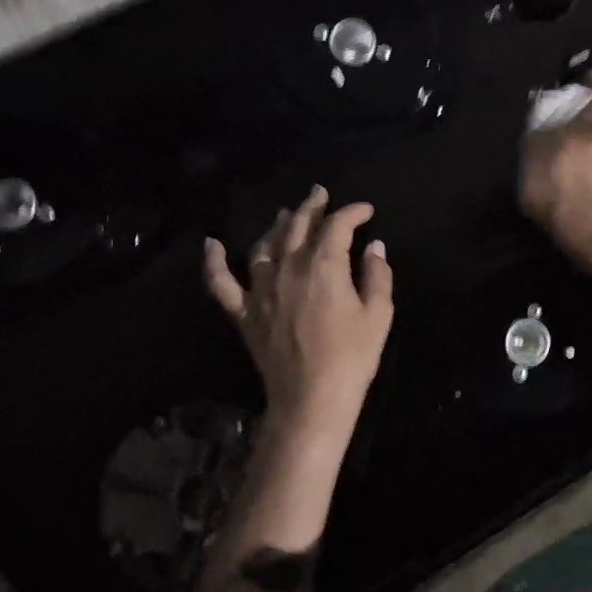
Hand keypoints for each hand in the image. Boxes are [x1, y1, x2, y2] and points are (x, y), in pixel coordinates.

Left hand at [203, 186, 393, 431]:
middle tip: (320, 194)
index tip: (366, 210)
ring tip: (286, 213)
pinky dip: (214, 261)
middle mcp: (288, 268)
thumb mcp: (379, 315)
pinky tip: (212, 244)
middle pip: (298, 227)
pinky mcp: (244, 311)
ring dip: (277, 225)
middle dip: (312, 207)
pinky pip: (221, 282)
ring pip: (265, 245)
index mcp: (325, 266)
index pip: (337, 227)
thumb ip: (377, 276)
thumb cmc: (353, 357)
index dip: (352, 213)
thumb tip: (374, 247)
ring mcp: (261, 289)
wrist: (312, 398)